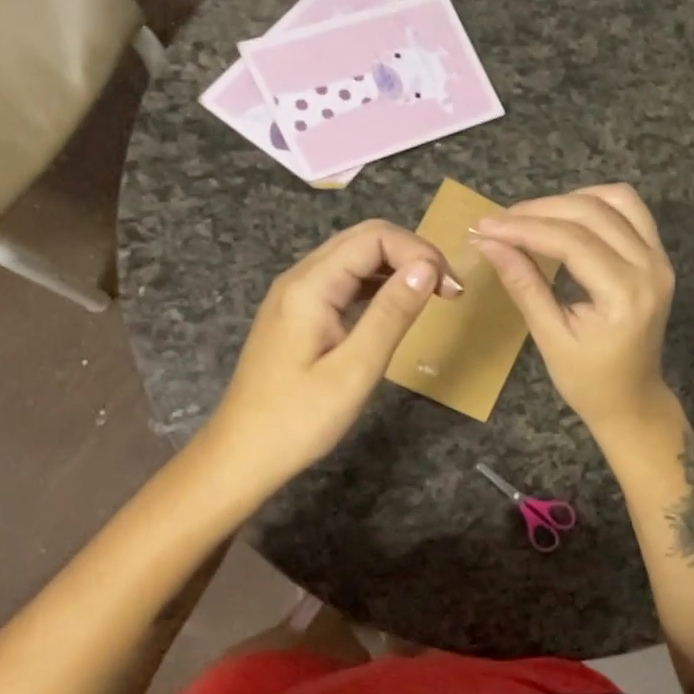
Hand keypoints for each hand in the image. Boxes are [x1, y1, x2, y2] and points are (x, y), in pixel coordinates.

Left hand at [197, 220, 460, 487]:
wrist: (242, 456)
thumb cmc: (299, 419)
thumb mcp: (355, 370)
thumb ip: (391, 314)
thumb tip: (428, 268)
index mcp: (310, 287)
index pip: (374, 238)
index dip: (420, 252)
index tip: (451, 289)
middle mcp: (300, 279)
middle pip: (364, 238)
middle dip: (414, 254)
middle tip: (450, 290)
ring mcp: (296, 296)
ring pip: (355, 258)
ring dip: (399, 267)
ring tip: (435, 296)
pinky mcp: (300, 315)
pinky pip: (345, 281)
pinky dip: (379, 284)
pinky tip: (399, 307)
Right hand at [472, 183, 675, 430]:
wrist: (633, 400)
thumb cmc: (589, 381)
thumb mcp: (550, 337)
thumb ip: (524, 284)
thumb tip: (489, 242)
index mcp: (625, 295)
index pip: (572, 242)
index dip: (525, 228)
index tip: (486, 226)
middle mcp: (650, 269)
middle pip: (593, 213)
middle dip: (541, 210)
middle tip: (500, 221)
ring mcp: (660, 260)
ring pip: (617, 201)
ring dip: (570, 200)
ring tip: (531, 217)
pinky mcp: (658, 257)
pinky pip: (631, 212)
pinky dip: (596, 204)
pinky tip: (565, 217)